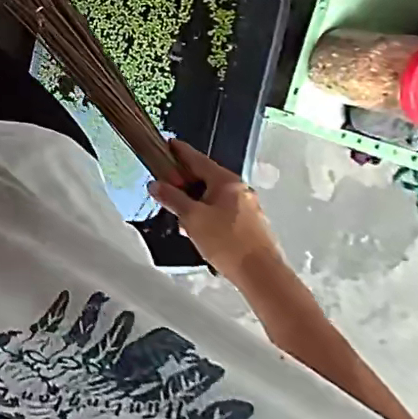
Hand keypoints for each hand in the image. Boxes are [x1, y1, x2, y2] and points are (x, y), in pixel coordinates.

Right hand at [148, 139, 282, 283]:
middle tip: (163, 186)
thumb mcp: (190, 216)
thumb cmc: (226, 241)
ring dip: (192, 200)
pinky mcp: (248, 224)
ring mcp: (246, 207)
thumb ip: (171, 197)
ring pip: (211, 195)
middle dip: (182, 181)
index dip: (180, 151)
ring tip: (177, 214)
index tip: (167, 143)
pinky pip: (219, 209)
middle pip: (204, 177)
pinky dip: (204, 212)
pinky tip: (195, 227)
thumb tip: (156, 185)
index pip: (197, 159)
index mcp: (227, 182)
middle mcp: (240, 190)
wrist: (261, 275)